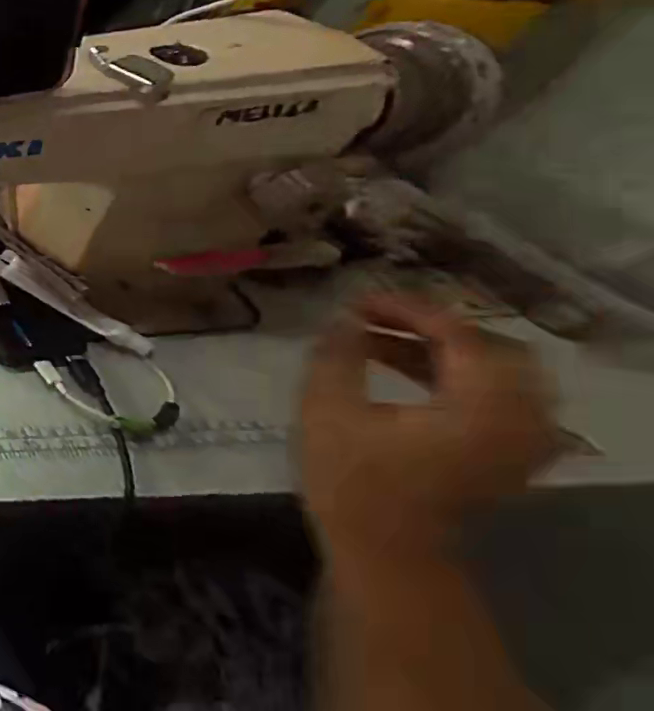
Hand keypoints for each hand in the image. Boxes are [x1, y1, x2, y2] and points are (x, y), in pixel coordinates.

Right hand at [300, 296, 558, 556]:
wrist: (385, 546)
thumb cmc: (350, 477)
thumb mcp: (327, 408)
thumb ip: (337, 356)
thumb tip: (345, 320)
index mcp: (480, 410)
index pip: (462, 337)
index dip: (408, 310)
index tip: (356, 301)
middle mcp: (520, 421)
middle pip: (495, 350)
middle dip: (432, 325)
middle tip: (373, 317)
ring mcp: (521, 440)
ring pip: (497, 371)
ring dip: (441, 347)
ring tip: (377, 338)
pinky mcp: (506, 451)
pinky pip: (495, 394)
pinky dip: (451, 371)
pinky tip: (398, 366)